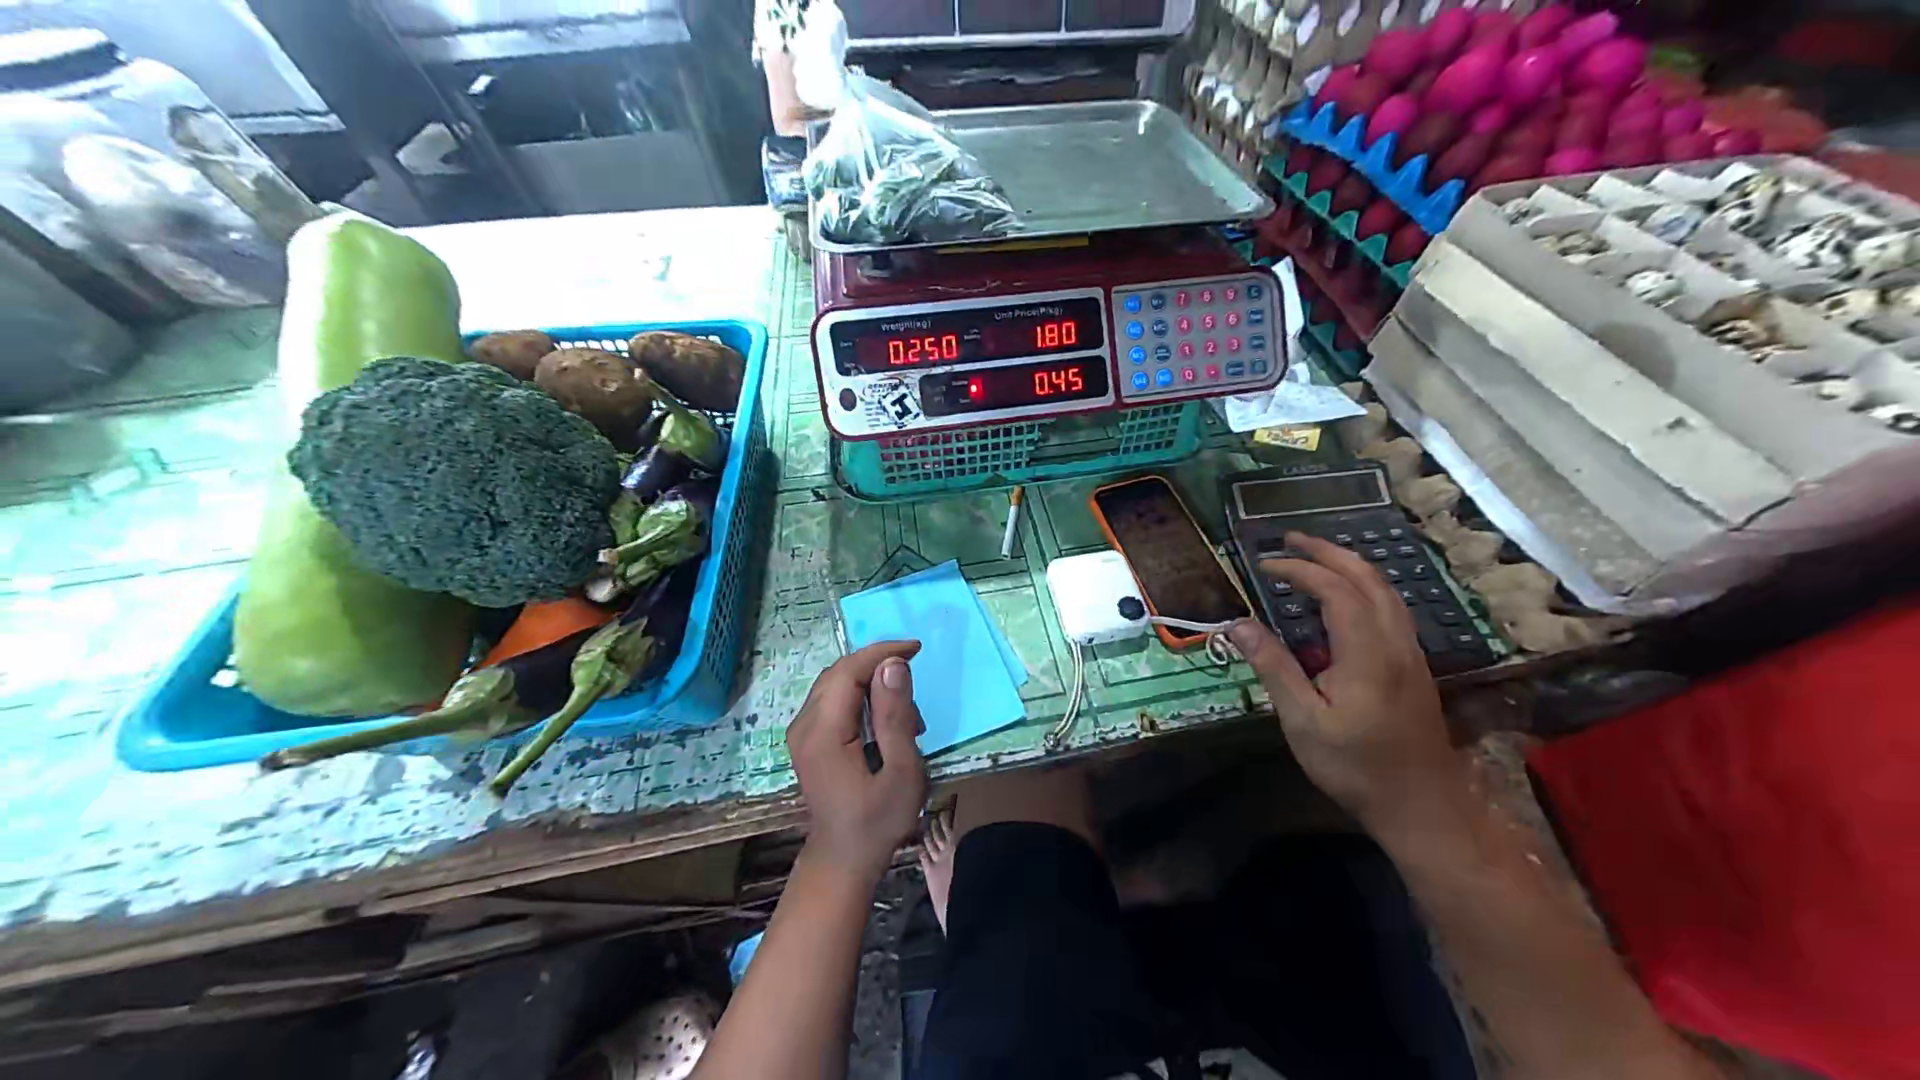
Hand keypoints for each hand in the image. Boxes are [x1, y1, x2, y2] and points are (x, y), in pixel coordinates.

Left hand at [787, 641, 927, 882]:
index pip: (848, 671)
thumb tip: (892, 665)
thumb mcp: (901, 771)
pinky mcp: (807, 739)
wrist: (844, 860)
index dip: (881, 652)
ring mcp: (801, 732)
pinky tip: (885, 726)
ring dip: (873, 686)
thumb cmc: (878, 820)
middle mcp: (804, 725)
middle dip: (879, 667)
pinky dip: (862, 699)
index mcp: (824, 732)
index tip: (916, 649)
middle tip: (914, 686)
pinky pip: (833, 701)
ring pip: (836, 684)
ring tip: (906, 720)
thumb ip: (896, 716)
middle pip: (839, 673)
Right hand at [1228, 532, 1464, 829]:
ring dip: (1349, 566)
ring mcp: (1411, 654)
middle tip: (1290, 540)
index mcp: (1369, 654)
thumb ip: (1273, 667)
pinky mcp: (1413, 667)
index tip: (1264, 565)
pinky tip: (1343, 596)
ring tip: (1313, 557)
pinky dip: (1363, 586)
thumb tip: (1236, 624)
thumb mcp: (1302, 720)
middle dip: (1328, 552)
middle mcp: (1396, 643)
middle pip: (1368, 579)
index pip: (1336, 591)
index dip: (1300, 570)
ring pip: (1386, 591)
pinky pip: (1390, 608)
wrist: (1422, 807)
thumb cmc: (1356, 766)